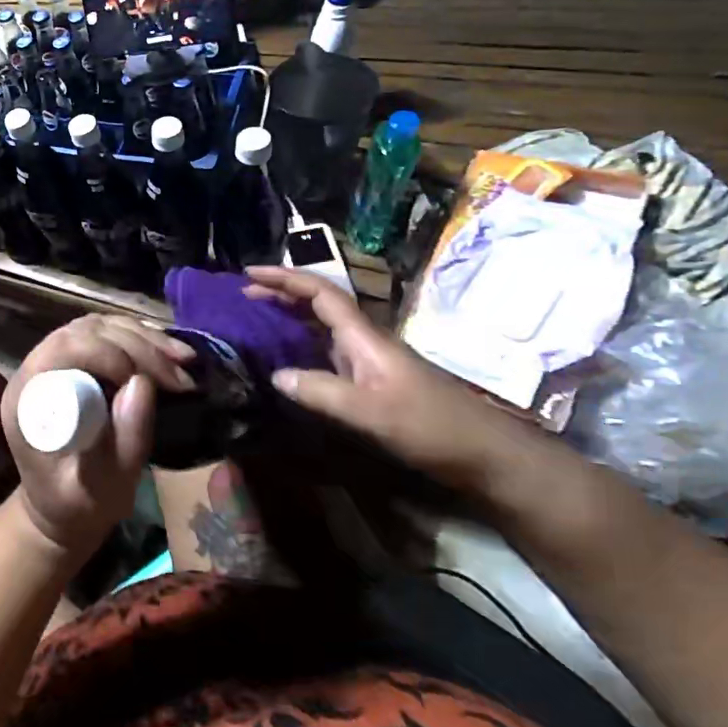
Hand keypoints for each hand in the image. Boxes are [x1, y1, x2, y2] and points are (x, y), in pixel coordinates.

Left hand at [1, 315, 196, 553]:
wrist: (62, 510)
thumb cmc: (78, 505)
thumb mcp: (106, 486)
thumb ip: (126, 440)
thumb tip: (143, 383)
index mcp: (25, 400)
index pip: (63, 350)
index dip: (108, 353)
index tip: (150, 379)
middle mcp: (33, 371)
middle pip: (84, 332)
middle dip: (137, 344)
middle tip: (180, 370)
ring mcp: (54, 362)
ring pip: (99, 327)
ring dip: (144, 337)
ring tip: (183, 359)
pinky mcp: (74, 362)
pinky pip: (107, 335)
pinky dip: (141, 339)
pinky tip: (170, 354)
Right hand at [243, 266, 515, 493]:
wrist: (484, 453)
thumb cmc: (430, 427)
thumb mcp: (371, 413)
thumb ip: (321, 392)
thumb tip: (275, 375)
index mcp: (364, 337)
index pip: (320, 294)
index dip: (285, 278)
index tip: (249, 273)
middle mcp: (365, 340)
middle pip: (319, 303)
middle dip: (282, 292)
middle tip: (243, 294)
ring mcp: (369, 360)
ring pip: (323, 326)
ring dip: (290, 315)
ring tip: (256, 318)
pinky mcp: (372, 380)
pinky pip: (328, 350)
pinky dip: (302, 344)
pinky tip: (287, 358)